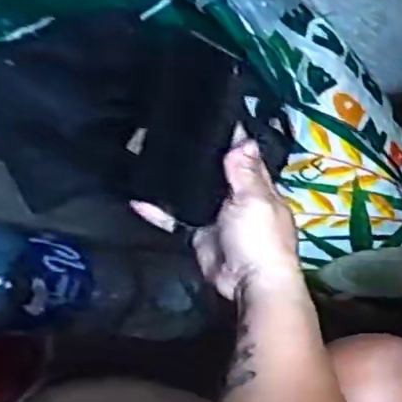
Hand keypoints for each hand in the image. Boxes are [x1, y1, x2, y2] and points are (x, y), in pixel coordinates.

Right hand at [133, 128, 301, 302]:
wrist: (249, 281)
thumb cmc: (260, 239)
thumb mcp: (254, 200)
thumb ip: (245, 174)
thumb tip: (245, 140)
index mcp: (264, 194)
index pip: (249, 163)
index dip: (235, 144)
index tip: (212, 120)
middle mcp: (243, 204)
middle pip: (221, 177)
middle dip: (201, 161)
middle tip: (169, 136)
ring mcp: (221, 221)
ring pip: (196, 196)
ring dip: (178, 183)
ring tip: (149, 158)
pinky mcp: (200, 237)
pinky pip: (175, 220)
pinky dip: (159, 212)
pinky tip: (137, 199)